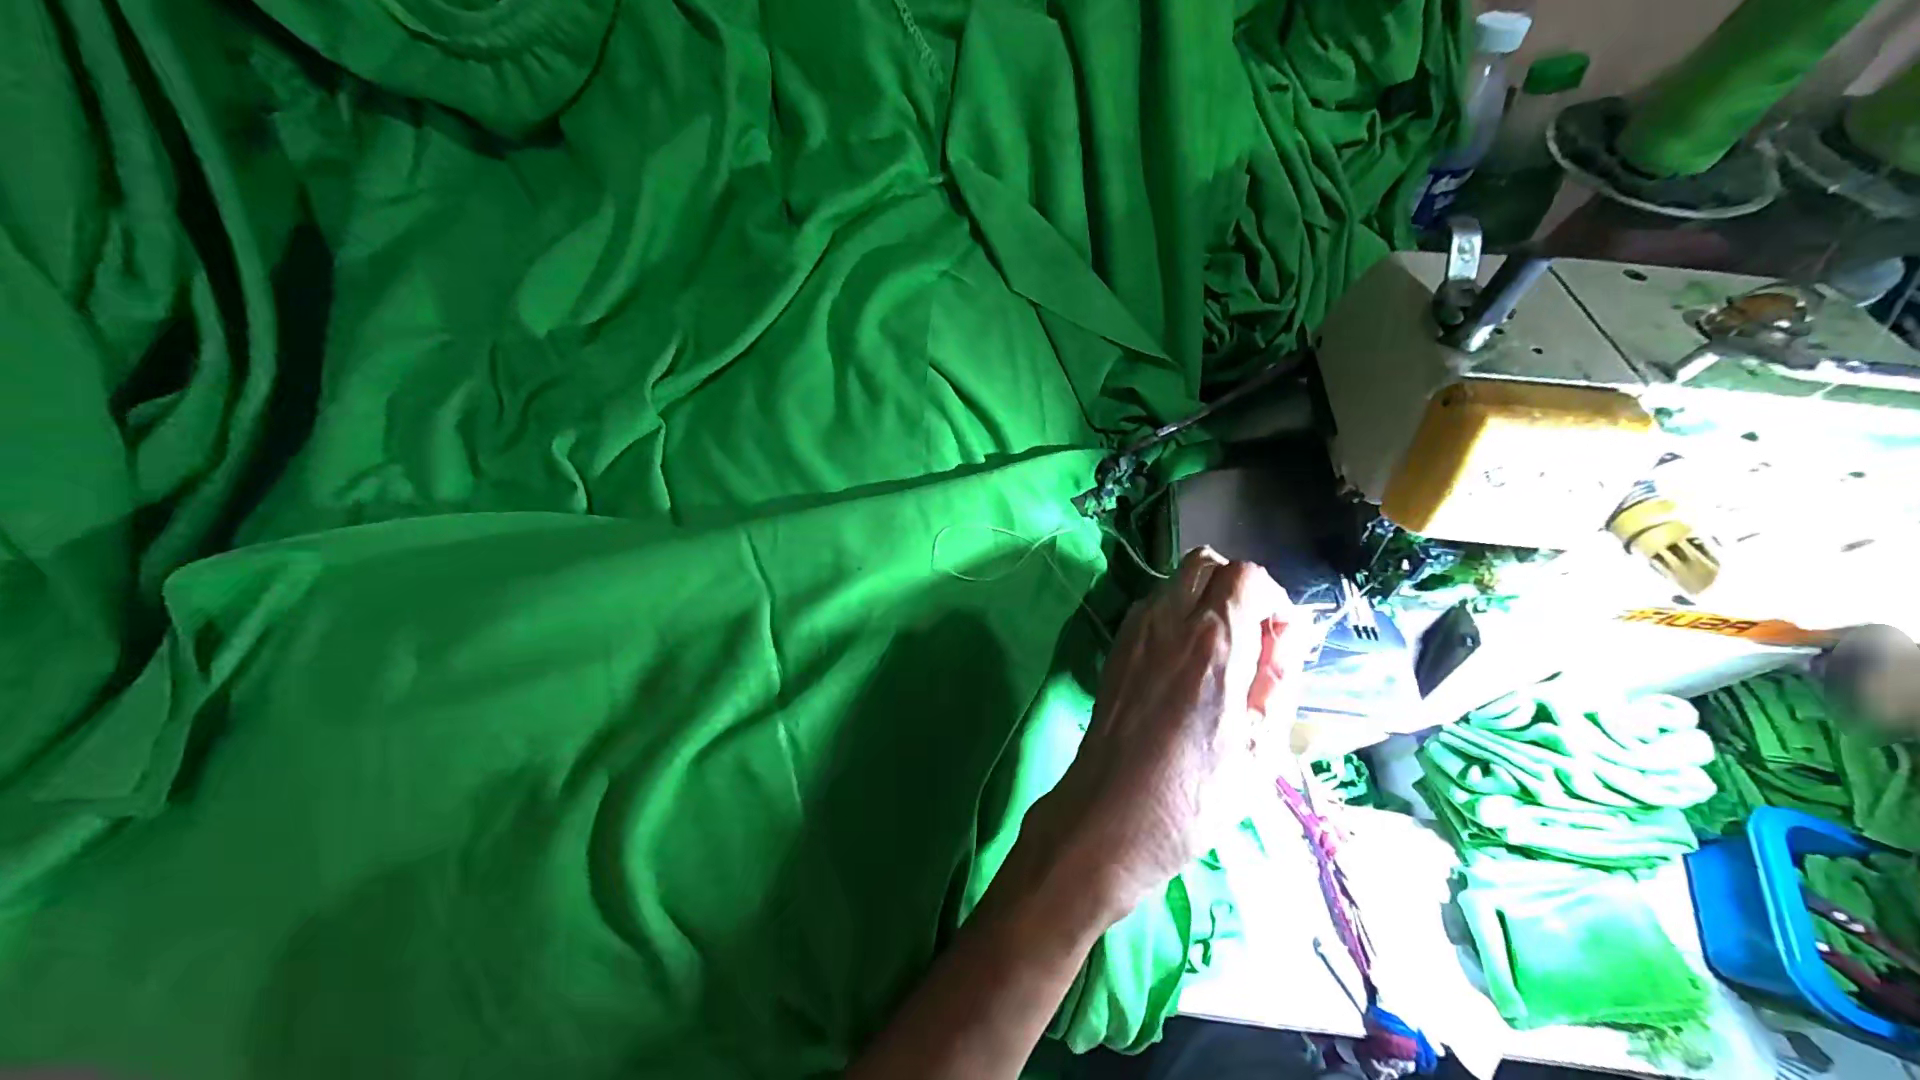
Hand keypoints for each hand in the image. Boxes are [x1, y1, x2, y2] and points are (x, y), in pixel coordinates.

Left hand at [1012, 547, 1303, 920]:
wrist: (1111, 814)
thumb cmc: (1195, 794)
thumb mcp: (1261, 747)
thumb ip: (1279, 679)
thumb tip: (1289, 634)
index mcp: (1214, 641)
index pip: (1248, 575)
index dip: (1272, 599)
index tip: (1279, 640)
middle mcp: (1168, 621)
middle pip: (1206, 563)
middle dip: (1236, 587)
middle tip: (1250, 638)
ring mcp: (1134, 632)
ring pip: (1175, 582)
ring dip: (1203, 600)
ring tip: (1218, 655)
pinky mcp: (1115, 648)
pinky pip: (1151, 607)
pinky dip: (1175, 616)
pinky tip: (1183, 666)